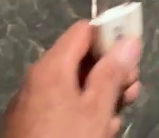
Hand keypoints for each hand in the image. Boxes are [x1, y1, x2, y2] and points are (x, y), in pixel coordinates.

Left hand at [1, 21, 142, 137]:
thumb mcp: (96, 110)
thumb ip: (113, 72)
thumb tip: (129, 40)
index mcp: (50, 67)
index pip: (85, 30)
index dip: (111, 37)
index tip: (131, 57)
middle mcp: (35, 80)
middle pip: (80, 60)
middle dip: (110, 72)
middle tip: (131, 90)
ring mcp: (29, 106)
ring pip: (72, 87)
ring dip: (99, 96)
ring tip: (119, 115)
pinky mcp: (27, 128)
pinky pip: (59, 107)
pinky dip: (80, 112)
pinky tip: (98, 129)